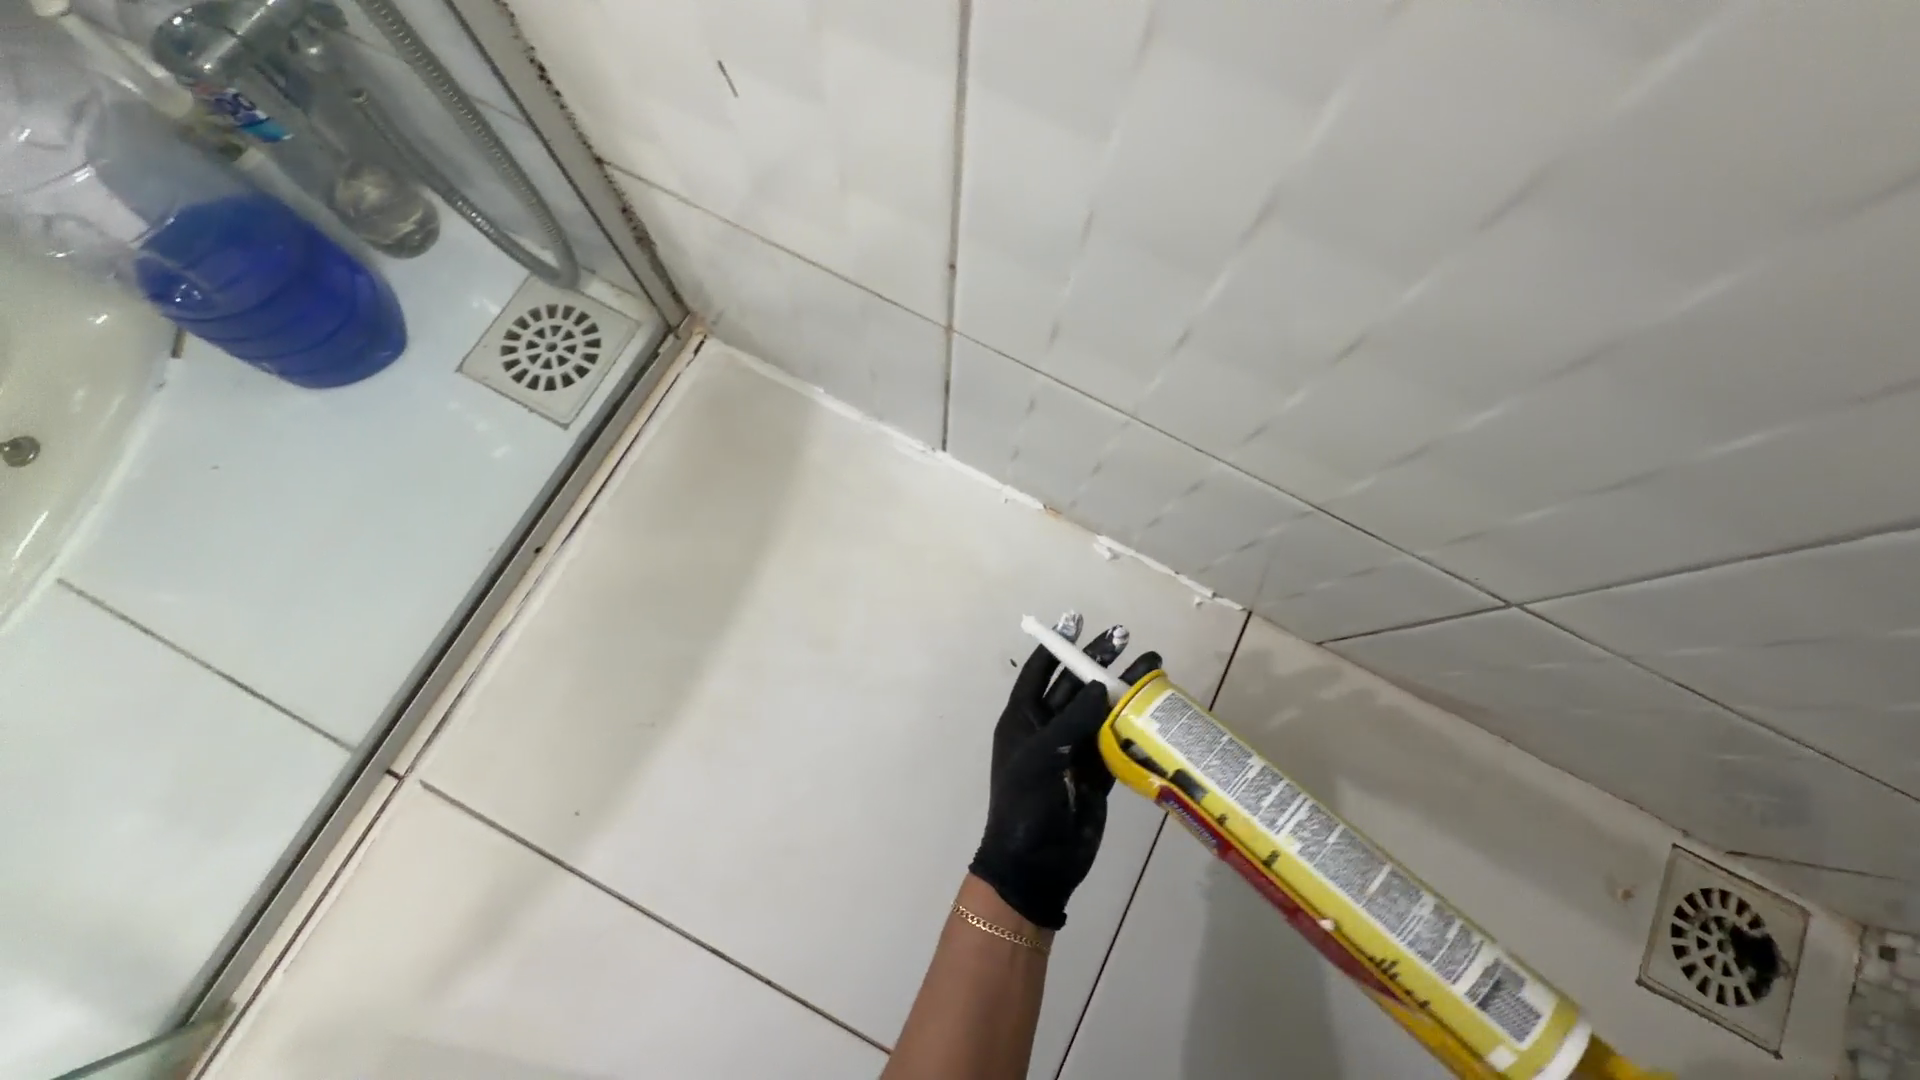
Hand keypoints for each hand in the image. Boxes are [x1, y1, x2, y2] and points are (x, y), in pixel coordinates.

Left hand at [969, 635, 1160, 929]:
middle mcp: (1048, 729)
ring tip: (1153, 665)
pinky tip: (1156, 710)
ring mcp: (1074, 751)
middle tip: (1126, 637)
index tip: (1077, 619)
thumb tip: (1101, 685)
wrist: (1036, 864)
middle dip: (1099, 660)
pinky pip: (1117, 743)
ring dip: (1124, 690)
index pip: (1040, 671)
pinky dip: (1134, 727)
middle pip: (1077, 684)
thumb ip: (1073, 719)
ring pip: (1101, 711)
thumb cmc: (1026, 803)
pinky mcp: (1097, 774)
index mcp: (1023, 719)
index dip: (1058, 645)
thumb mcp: (1042, 756)